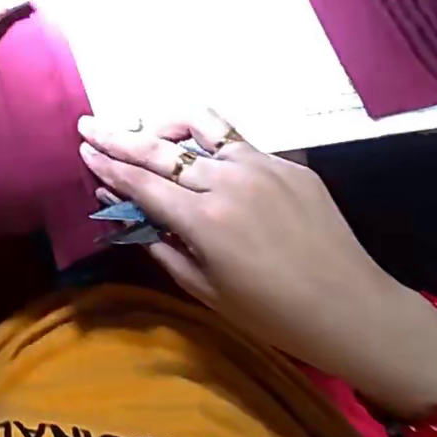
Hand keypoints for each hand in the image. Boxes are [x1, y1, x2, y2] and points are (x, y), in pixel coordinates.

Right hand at [78, 109, 436, 417]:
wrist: (352, 308)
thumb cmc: (271, 313)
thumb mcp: (204, 289)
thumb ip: (160, 244)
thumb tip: (125, 211)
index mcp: (206, 220)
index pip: (142, 183)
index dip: (108, 164)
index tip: (84, 148)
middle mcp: (229, 182)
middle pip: (161, 148)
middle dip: (119, 136)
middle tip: (91, 123)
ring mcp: (262, 165)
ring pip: (201, 127)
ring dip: (166, 125)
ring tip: (149, 130)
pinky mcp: (287, 162)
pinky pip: (237, 142)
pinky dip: (209, 144)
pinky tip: (202, 157)